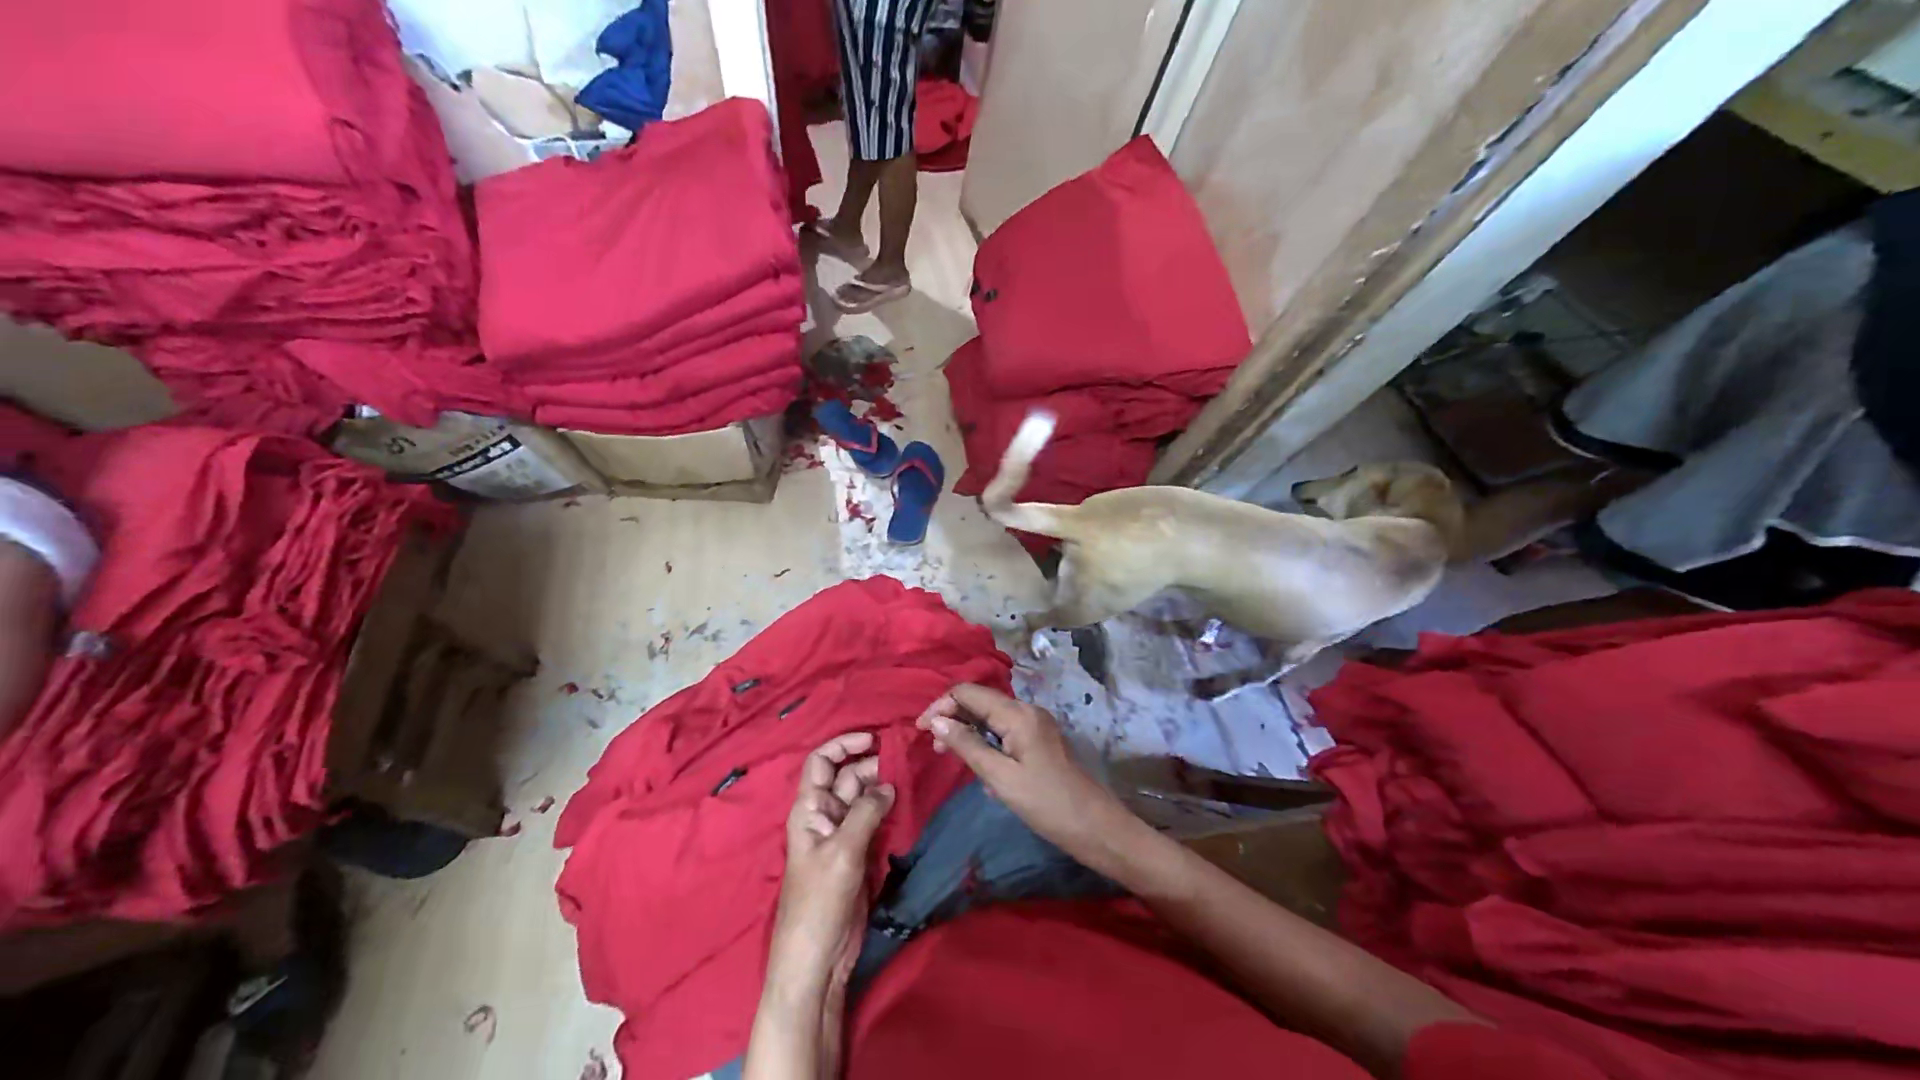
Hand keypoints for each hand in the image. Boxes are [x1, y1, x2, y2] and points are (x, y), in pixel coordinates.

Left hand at [767, 732, 895, 994]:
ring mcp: (842, 836)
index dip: (843, 745)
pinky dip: (888, 811)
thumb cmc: (820, 901)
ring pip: (863, 799)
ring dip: (882, 787)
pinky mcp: (859, 856)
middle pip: (847, 777)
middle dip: (871, 764)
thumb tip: (888, 785)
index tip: (874, 739)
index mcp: (809, 809)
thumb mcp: (843, 852)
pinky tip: (907, 804)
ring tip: (910, 777)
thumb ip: (866, 813)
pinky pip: (874, 822)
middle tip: (904, 760)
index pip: (821, 762)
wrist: (818, 958)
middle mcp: (824, 816)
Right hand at [917, 684, 1144, 874]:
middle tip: (935, 749)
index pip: (968, 692)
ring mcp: (1036, 725)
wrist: (1096, 827)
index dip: (941, 706)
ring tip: (952, 759)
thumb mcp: (999, 777)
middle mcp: (1027, 710)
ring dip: (968, 733)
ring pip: (991, 717)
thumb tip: (937, 721)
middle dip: (953, 718)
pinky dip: (987, 743)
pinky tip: (982, 772)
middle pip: (980, 701)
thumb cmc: (1046, 803)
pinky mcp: (1041, 741)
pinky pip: (1005, 732)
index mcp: (1017, 713)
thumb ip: (967, 745)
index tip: (921, 731)